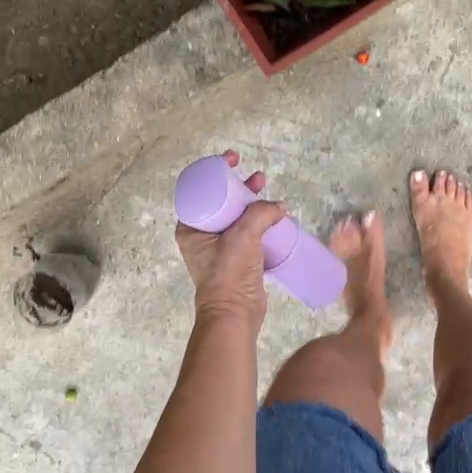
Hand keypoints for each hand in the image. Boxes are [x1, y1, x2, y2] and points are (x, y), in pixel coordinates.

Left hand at [175, 150, 288, 324]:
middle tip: (256, 177)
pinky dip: (259, 220)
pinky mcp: (238, 258)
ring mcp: (220, 247)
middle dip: (238, 185)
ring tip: (267, 190)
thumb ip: (260, 214)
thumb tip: (280, 207)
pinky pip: (248, 231)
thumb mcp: (242, 237)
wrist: (235, 313)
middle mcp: (202, 235)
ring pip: (236, 215)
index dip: (216, 171)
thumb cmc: (229, 274)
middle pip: (221, 200)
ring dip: (251, 201)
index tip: (232, 159)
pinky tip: (274, 215)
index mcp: (191, 227)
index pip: (201, 189)